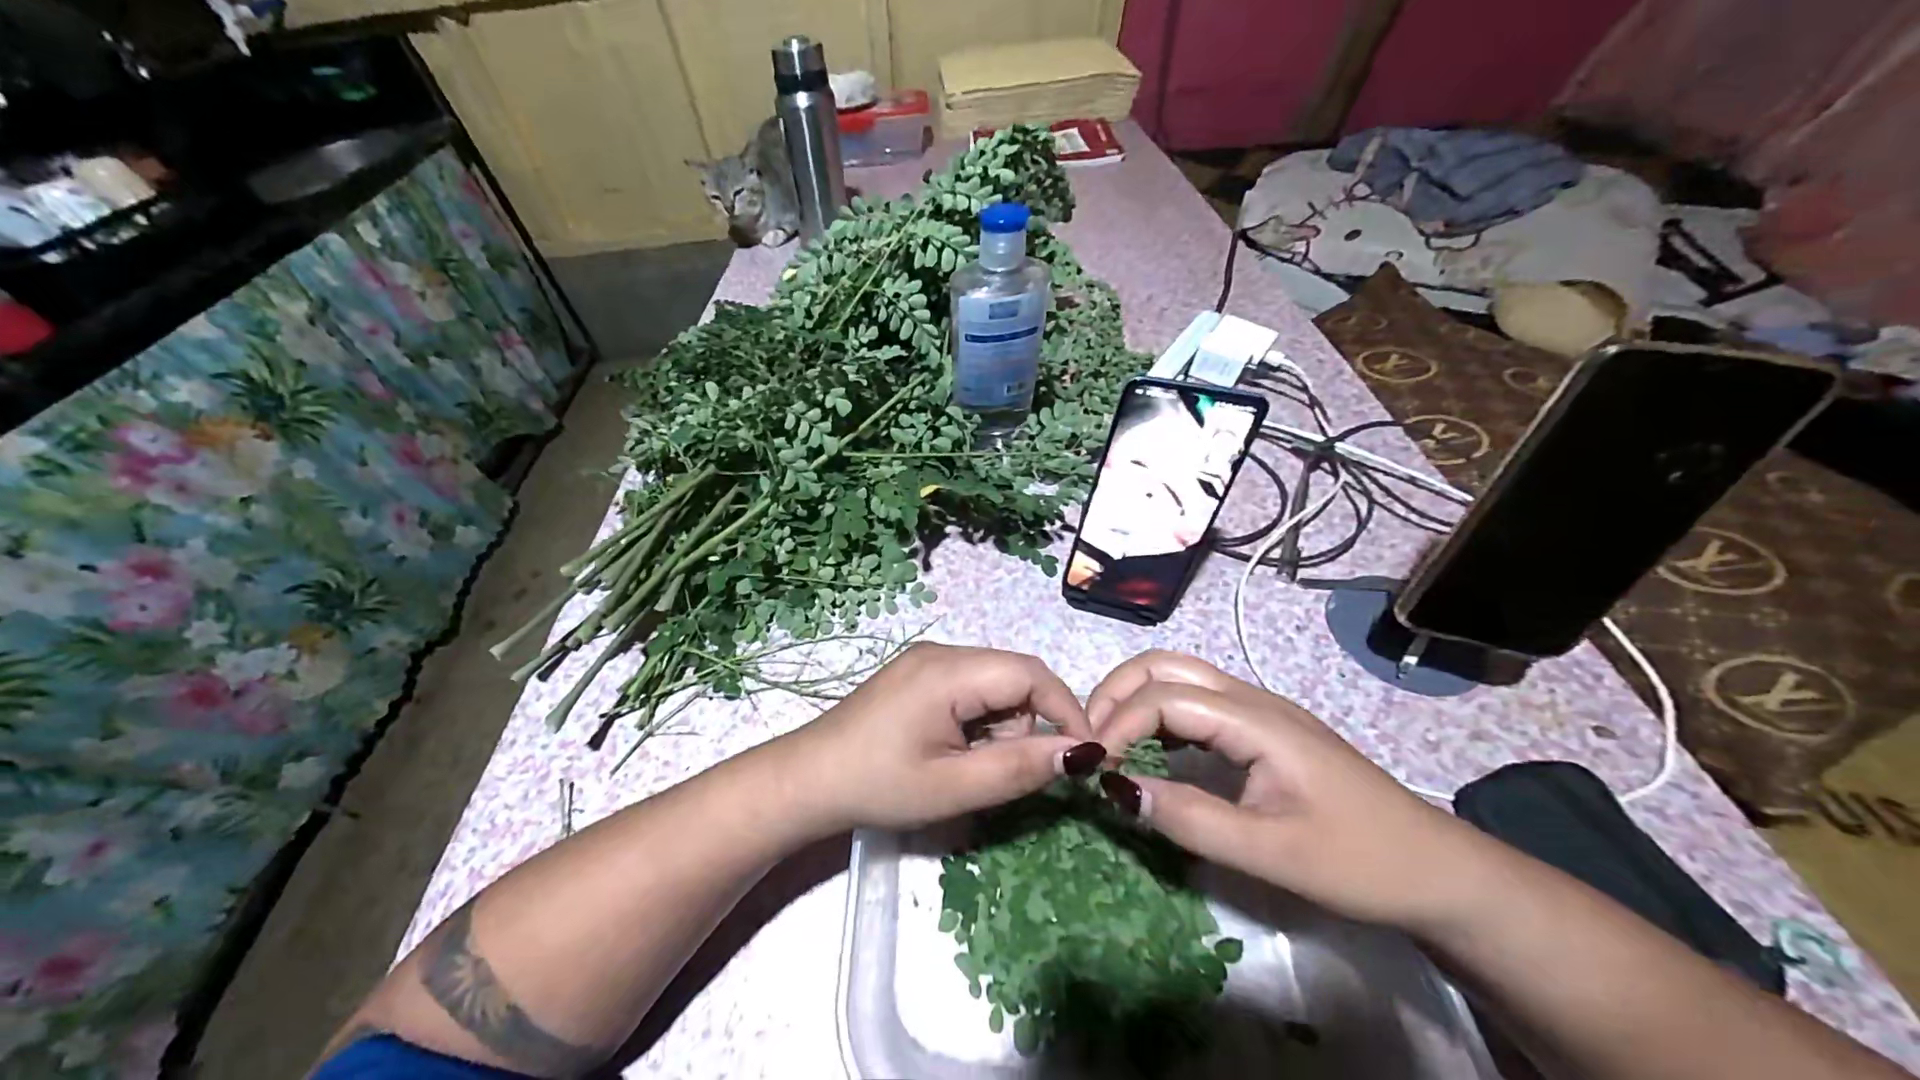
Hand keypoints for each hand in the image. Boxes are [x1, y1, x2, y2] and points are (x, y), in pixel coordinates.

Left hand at [773, 643, 1105, 831]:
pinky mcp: (918, 674)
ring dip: (1002, 725)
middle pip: (1015, 676)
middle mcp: (942, 652)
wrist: (807, 781)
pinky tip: (953, 750)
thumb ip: (1020, 767)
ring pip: (995, 684)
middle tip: (1004, 770)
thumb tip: (1081, 753)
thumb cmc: (879, 785)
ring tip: (968, 765)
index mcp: (950, 670)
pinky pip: (971, 688)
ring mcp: (927, 660)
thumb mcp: (955, 787)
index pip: (1032, 674)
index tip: (1085, 755)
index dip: (1067, 709)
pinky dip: (980, 720)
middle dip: (1028, 722)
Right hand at [1084, 650, 1491, 931]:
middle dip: (1116, 693)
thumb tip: (1115, 790)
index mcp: (1257, 720)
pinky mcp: (1262, 728)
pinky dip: (1158, 716)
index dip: (1117, 724)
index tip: (1092, 768)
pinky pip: (1196, 702)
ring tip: (1109, 745)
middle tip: (1091, 742)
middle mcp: (1252, 699)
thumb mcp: (1270, 852)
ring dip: (1134, 700)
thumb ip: (1190, 820)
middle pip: (1164, 665)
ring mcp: (1259, 710)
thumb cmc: (1359, 861)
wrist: (1437, 869)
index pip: (1164, 697)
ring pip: (1178, 677)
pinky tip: (1150, 753)